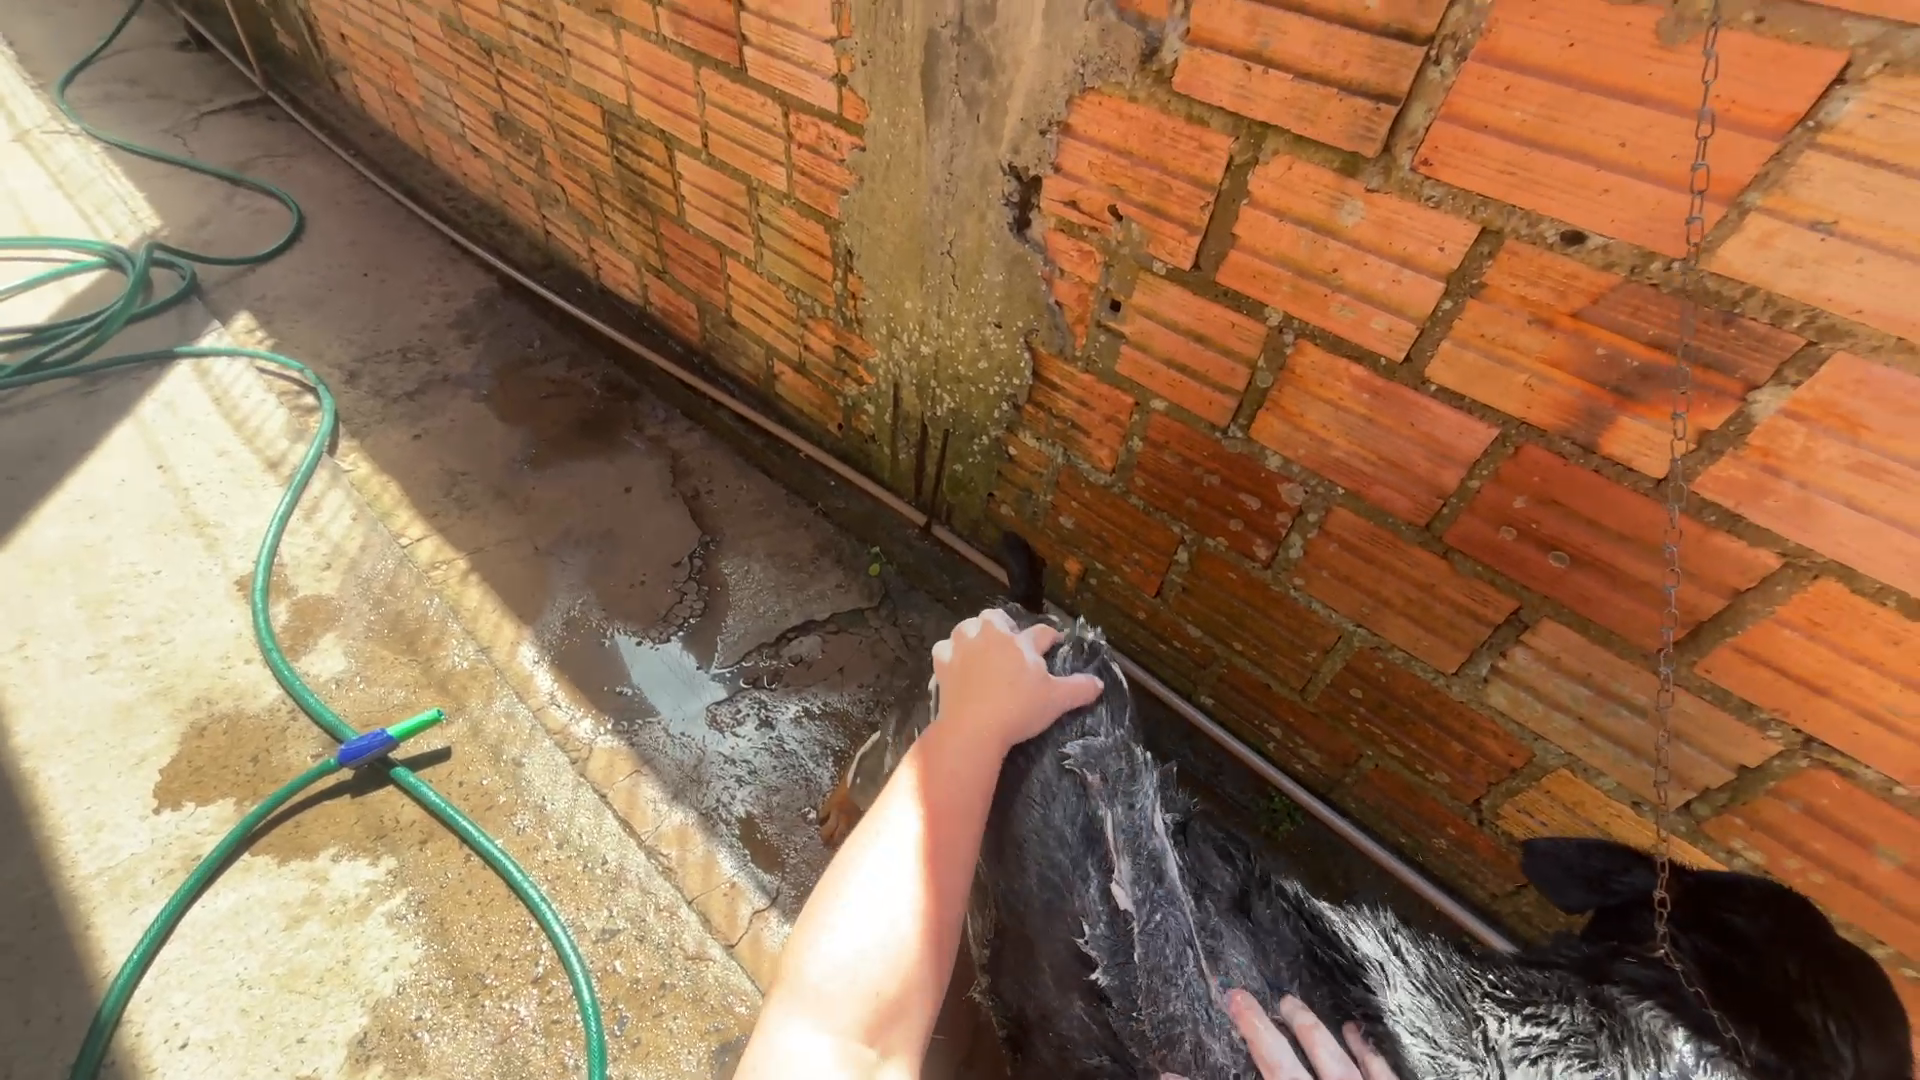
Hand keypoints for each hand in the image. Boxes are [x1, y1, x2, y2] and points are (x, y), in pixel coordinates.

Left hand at [929, 608, 1101, 755]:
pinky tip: (955, 663)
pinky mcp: (942, 663)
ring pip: (967, 627)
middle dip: (1004, 625)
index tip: (1054, 641)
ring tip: (980, 647)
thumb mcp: (1056, 701)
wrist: (973, 727)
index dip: (1050, 636)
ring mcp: (963, 647)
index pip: (1041, 633)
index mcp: (1021, 643)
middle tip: (1010, 642)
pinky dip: (949, 653)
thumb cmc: (1018, 710)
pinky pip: (944, 648)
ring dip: (974, 633)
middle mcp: (990, 637)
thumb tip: (1099, 683)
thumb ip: (1079, 689)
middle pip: (996, 618)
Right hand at [1163, 990, 1399, 1079]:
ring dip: (1312, 1029)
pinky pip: (1382, 1077)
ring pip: (1336, 1061)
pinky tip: (1356, 1034)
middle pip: (1289, 1061)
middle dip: (1268, 1026)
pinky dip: (1369, 1054)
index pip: (1266, 1065)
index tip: (1229, 999)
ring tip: (1294, 1007)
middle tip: (1247, 1000)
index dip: (1246, 1031)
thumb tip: (1168, 1076)